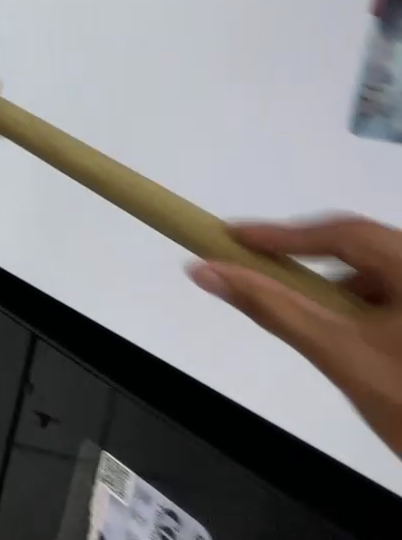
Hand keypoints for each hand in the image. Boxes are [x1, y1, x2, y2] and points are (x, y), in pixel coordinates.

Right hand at [190, 217, 401, 456]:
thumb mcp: (337, 353)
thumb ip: (270, 306)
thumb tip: (203, 268)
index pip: (350, 235)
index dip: (287, 233)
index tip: (234, 237)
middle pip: (375, 247)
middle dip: (317, 255)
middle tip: (266, 266)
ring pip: (396, 270)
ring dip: (349, 280)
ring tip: (318, 308)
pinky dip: (379, 299)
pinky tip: (364, 328)